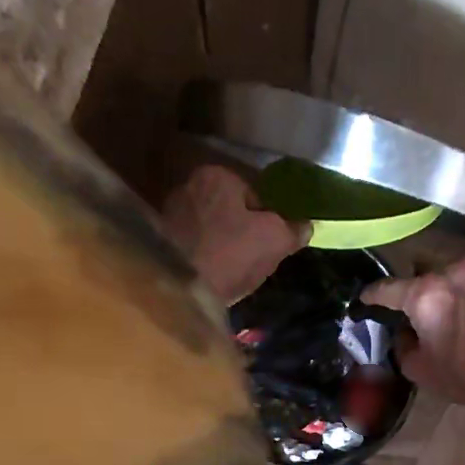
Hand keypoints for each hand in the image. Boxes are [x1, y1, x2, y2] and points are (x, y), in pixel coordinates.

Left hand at [159, 166, 305, 304]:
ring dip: (221, 246)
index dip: (268, 221)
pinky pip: (192, 245)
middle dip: (242, 232)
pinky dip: (203, 257)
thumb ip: (292, 229)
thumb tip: (306, 225)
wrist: (181, 289)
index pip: (254, 195)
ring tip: (231, 272)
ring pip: (209, 229)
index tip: (270, 245)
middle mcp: (188, 186)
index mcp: (216, 175)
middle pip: (229, 211)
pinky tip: (211, 276)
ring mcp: (169, 213)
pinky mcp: (158, 240)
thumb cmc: (230, 256)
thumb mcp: (274, 240)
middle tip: (252, 261)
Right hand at [361, 260, 464, 425]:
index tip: (365, 300)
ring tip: (447, 313)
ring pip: (448, 274)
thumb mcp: (418, 369)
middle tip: (416, 314)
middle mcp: (449, 273)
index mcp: (423, 296)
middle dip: (415, 292)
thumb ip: (402, 344)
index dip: (371, 295)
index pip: (386, 288)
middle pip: (420, 275)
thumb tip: (404, 331)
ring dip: (442, 290)